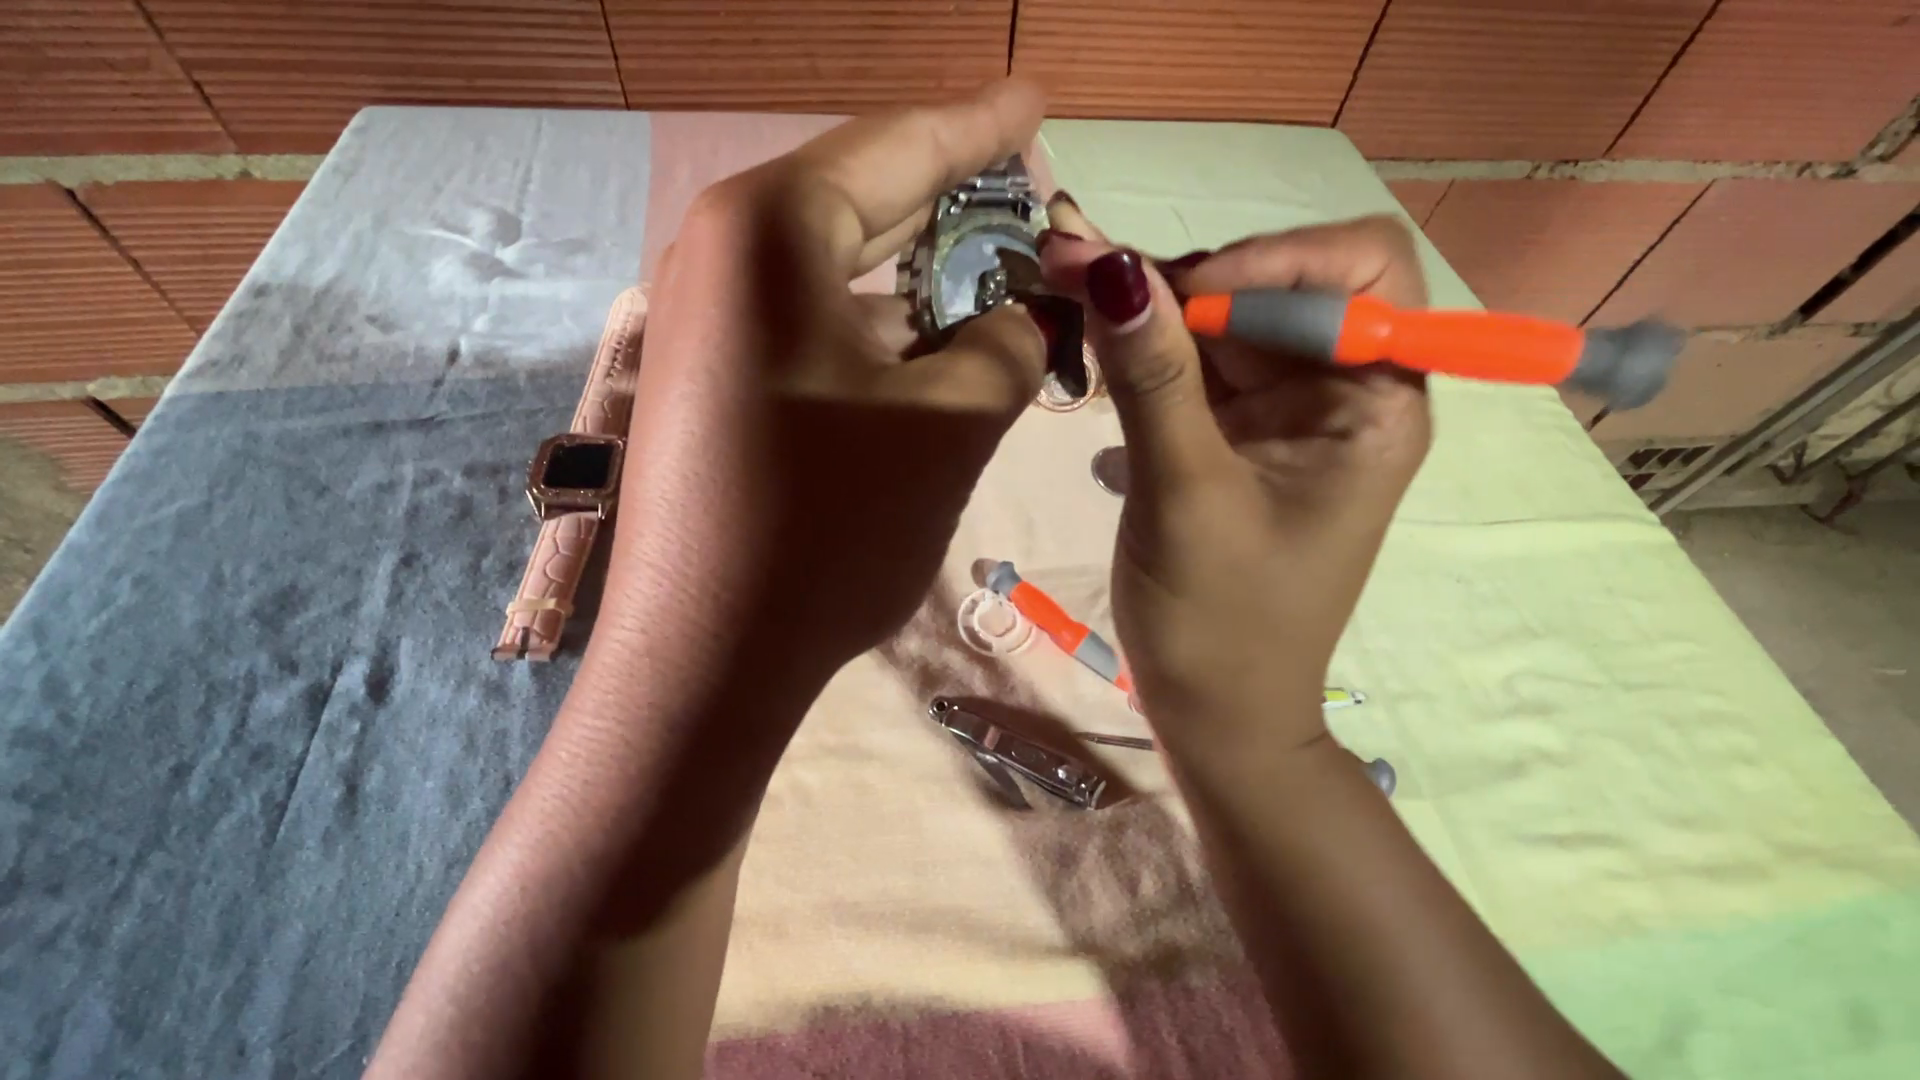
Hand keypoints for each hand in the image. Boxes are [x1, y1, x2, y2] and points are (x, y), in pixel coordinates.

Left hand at [597, 80, 1048, 686]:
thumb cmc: (832, 528)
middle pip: (861, 199)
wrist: (707, 660)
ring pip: (836, 270)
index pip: (898, 146)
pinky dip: (876, 327)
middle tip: (1028, 184)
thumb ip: (1009, 340)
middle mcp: (720, 253)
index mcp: (770, 228)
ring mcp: (702, 319)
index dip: (981, 126)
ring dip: (919, 274)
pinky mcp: (707, 380)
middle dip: (952, 197)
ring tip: (996, 270)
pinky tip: (930, 343)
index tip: (1036, 99)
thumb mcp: (950, 422)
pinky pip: (808, 323)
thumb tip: (1030, 309)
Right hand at [1038, 207, 1430, 767]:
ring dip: (1143, 305)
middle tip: (1072, 261)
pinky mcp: (1232, 435)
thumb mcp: (1184, 492)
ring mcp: (1281, 413)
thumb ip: (1151, 376)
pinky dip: (1137, 347)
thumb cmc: (1222, 622)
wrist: (1216, 714)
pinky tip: (1083, 329)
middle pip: (1270, 289)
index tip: (1174, 294)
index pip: (1358, 269)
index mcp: (1376, 403)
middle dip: (1177, 277)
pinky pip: (1188, 368)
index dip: (1270, 259)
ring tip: (1061, 280)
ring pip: (1217, 324)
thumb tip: (1107, 263)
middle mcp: (1338, 392)